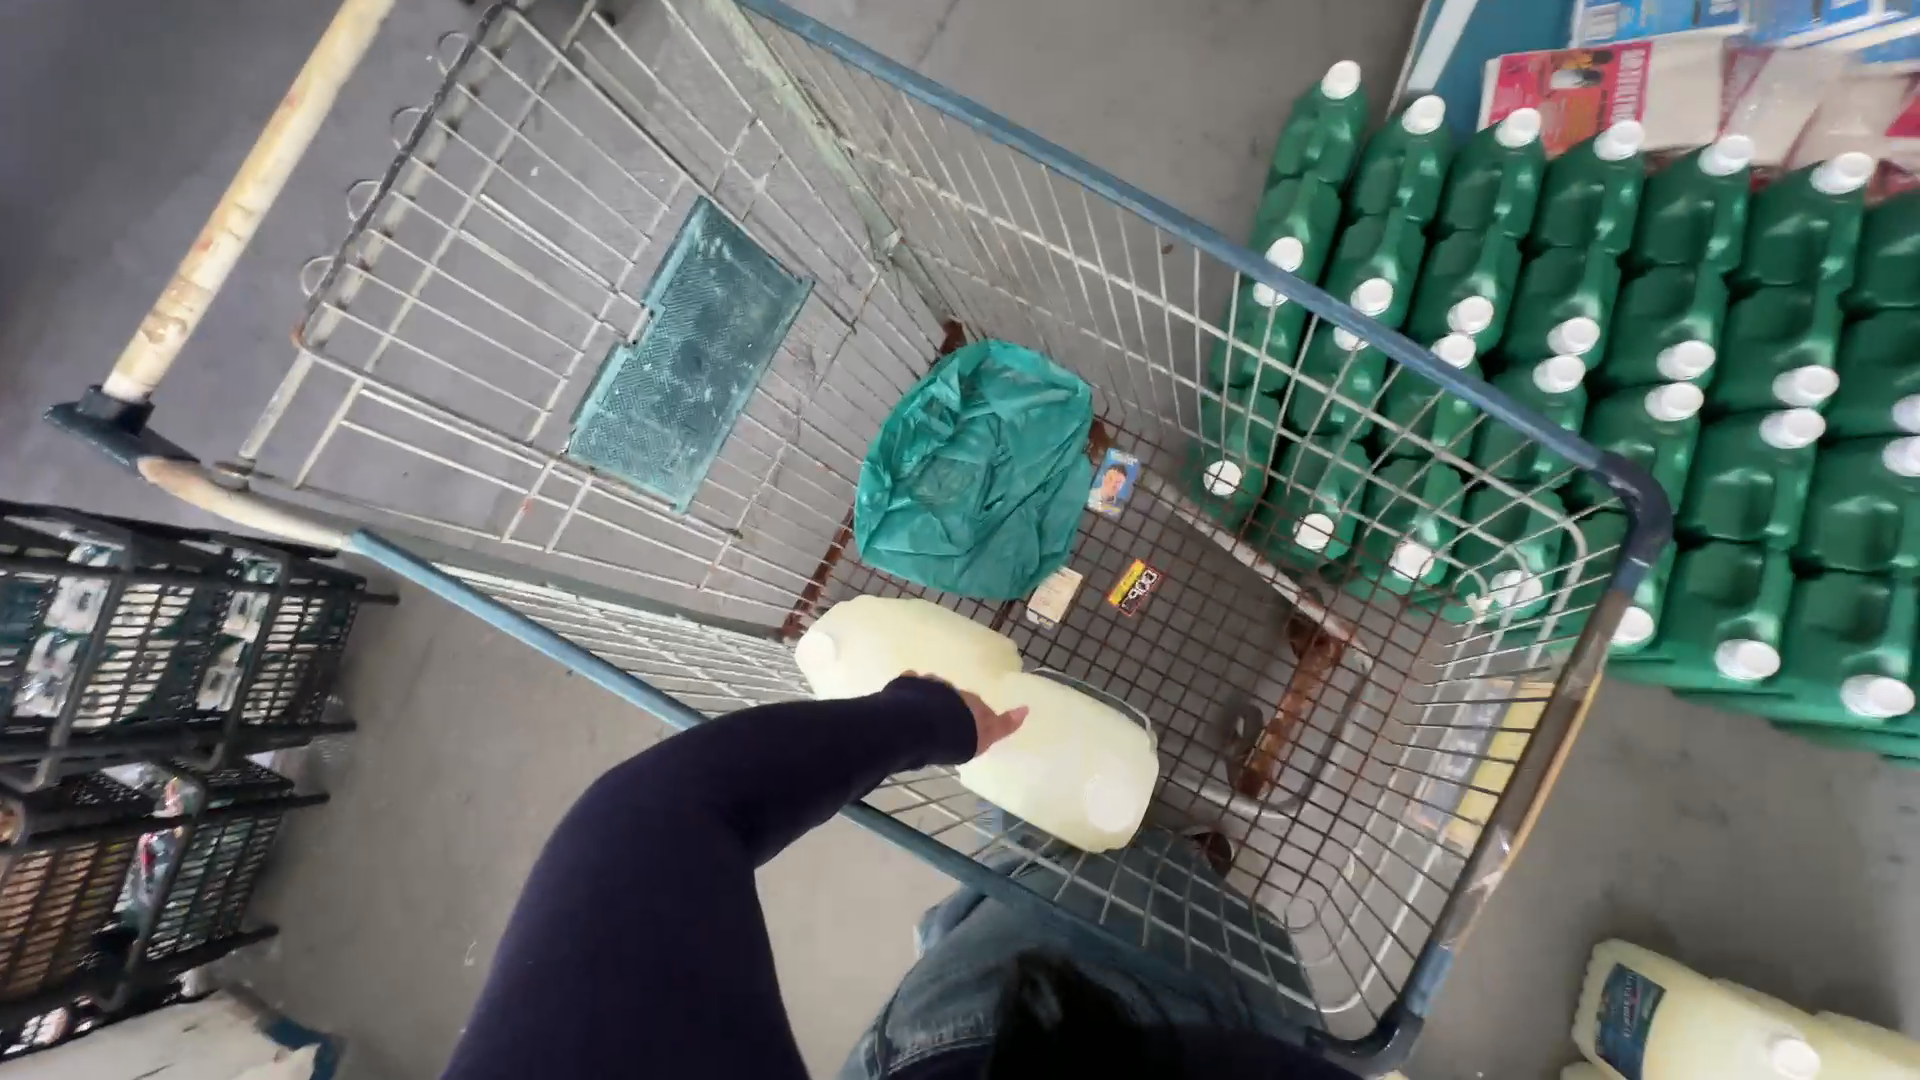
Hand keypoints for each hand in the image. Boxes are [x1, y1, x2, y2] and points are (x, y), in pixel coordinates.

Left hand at [904, 672, 1026, 757]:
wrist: (926, 725)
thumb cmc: (959, 736)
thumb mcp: (986, 736)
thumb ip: (1005, 724)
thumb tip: (1025, 709)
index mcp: (971, 701)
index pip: (977, 704)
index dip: (974, 713)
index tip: (968, 723)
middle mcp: (952, 689)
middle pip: (953, 697)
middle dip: (950, 706)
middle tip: (944, 724)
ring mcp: (929, 685)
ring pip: (932, 691)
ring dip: (930, 701)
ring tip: (922, 718)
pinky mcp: (907, 685)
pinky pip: (909, 685)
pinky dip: (908, 691)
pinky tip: (903, 700)